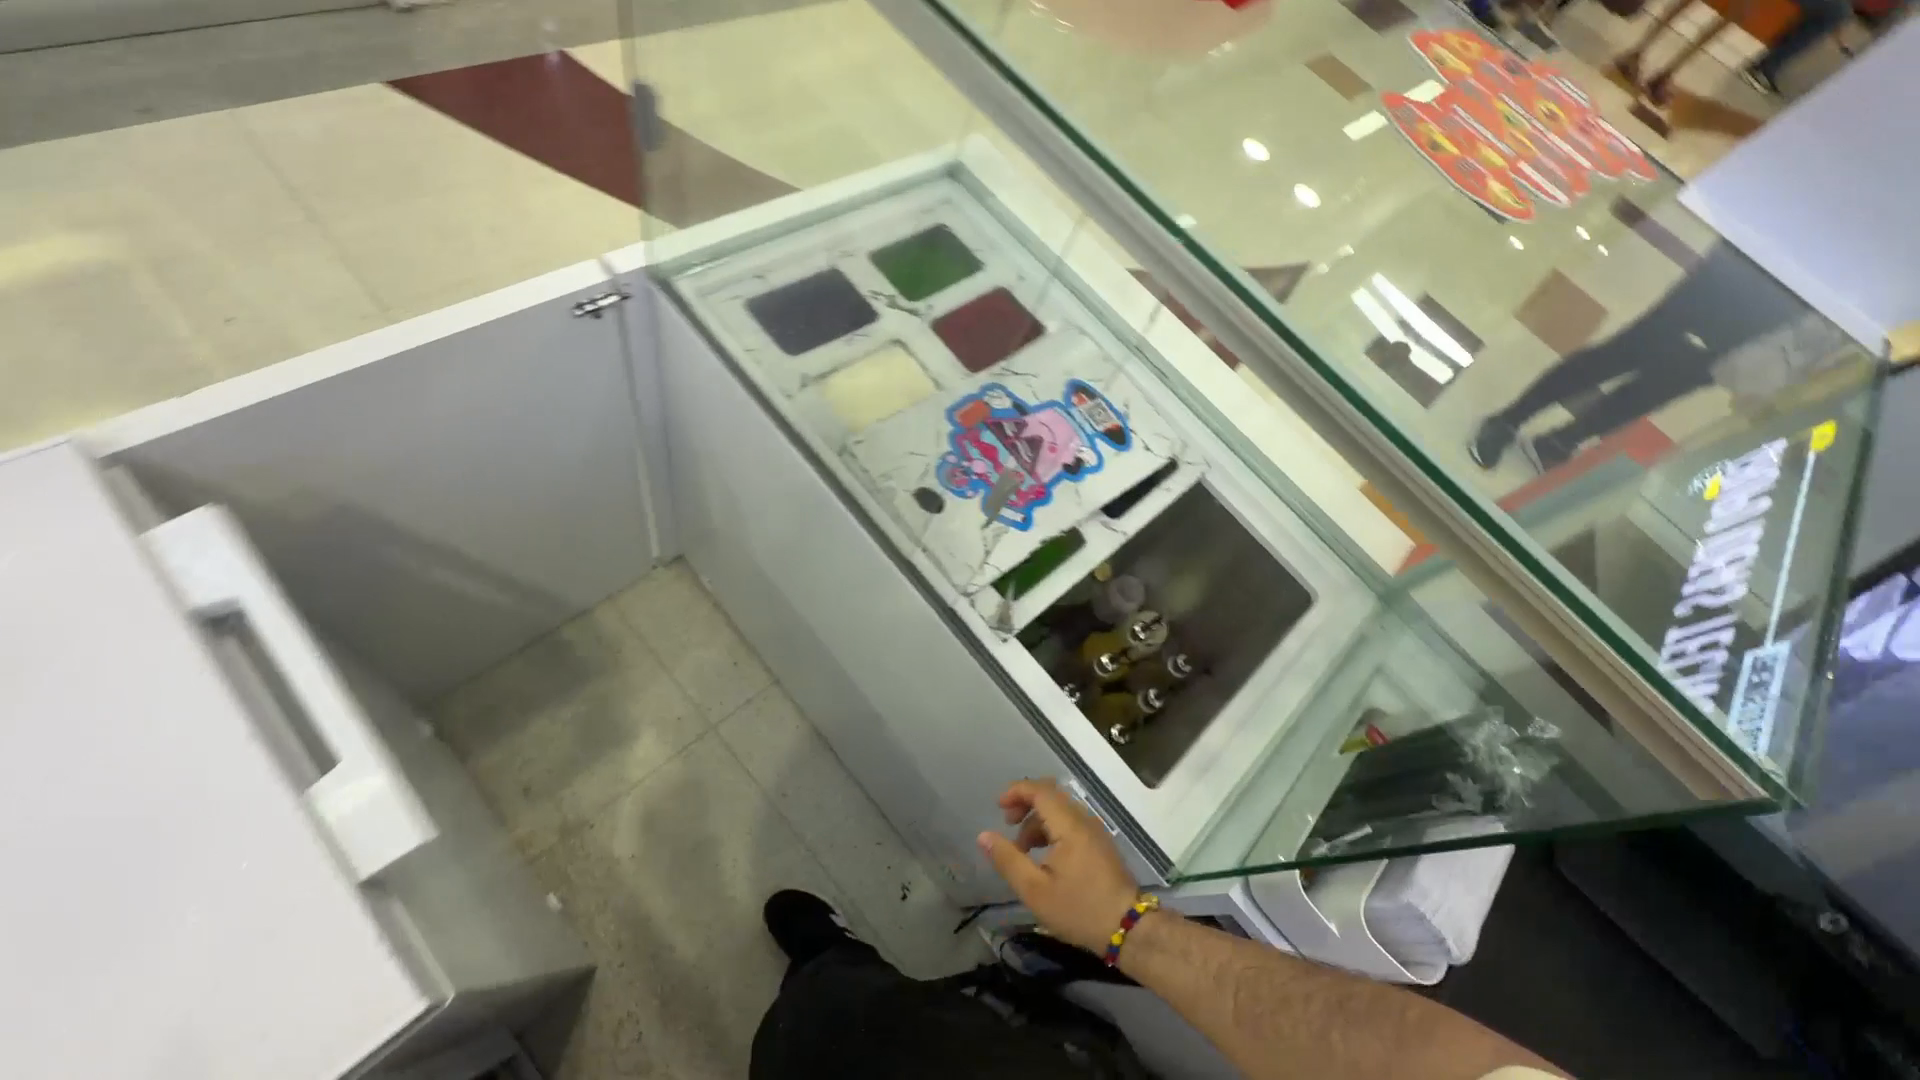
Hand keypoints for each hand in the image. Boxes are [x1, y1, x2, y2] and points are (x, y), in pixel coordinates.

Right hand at [977, 778, 1139, 954]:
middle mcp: (1085, 821)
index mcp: (1069, 826)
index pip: (1041, 790)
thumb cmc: (1079, 909)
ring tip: (1022, 849)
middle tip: (1007, 824)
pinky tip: (1044, 856)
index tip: (998, 807)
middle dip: (1025, 804)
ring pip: (1061, 810)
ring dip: (1038, 820)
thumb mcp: (1035, 890)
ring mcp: (1096, 832)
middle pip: (1051, 795)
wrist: (1128, 928)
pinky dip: (1052, 829)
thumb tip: (984, 836)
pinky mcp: (1101, 845)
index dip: (1016, 791)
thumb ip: (1007, 859)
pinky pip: (1072, 823)